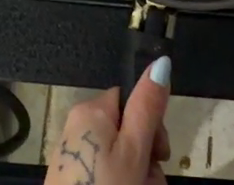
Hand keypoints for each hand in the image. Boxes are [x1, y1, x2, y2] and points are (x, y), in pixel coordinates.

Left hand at [45, 59, 171, 184]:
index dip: (151, 124)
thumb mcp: (134, 149)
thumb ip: (148, 105)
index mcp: (92, 109)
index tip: (161, 152)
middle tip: (149, 181)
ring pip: (120, 156)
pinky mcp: (73, 179)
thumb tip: (161, 60)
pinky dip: (120, 183)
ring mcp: (74, 154)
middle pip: (127, 130)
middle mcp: (79, 125)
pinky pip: (105, 173)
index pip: (131, 100)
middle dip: (146, 156)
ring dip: (138, 176)